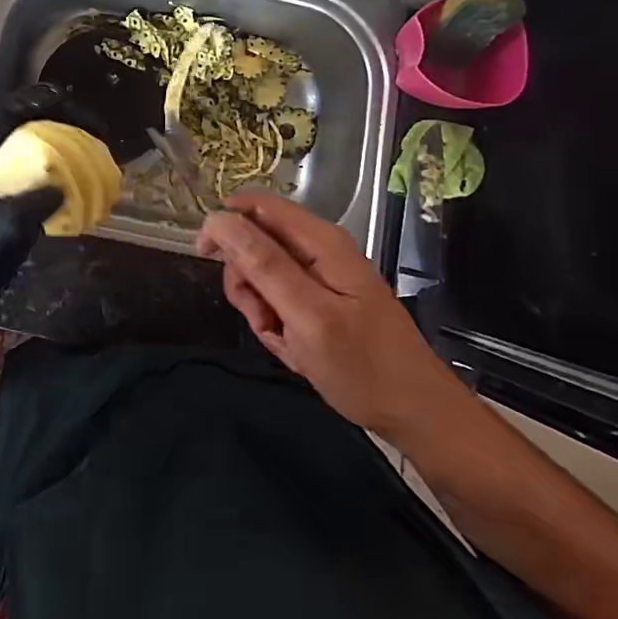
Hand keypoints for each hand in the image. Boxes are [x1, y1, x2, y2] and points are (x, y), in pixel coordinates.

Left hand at [0, 84, 78, 331]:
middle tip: (100, 133)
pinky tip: (89, 186)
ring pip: (41, 147)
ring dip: (71, 144)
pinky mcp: (14, 202)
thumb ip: (30, 206)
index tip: (74, 104)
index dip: (39, 98)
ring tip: (101, 154)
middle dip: (66, 118)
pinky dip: (69, 174)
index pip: (8, 111)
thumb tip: (63, 189)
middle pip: (30, 123)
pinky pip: (45, 176)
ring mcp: (4, 182)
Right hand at [198, 194, 457, 436]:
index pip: (257, 207)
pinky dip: (276, 326)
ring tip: (286, 341)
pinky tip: (295, 350)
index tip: (205, 257)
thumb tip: (219, 220)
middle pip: (254, 243)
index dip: (225, 223)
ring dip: (260, 310)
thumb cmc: (363, 366)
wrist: (412, 411)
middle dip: (246, 282)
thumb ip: (263, 265)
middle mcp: (318, 250)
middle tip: (263, 317)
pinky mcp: (318, 301)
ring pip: (260, 277)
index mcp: (320, 241)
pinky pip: (277, 302)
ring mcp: (319, 277)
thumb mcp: (307, 315)